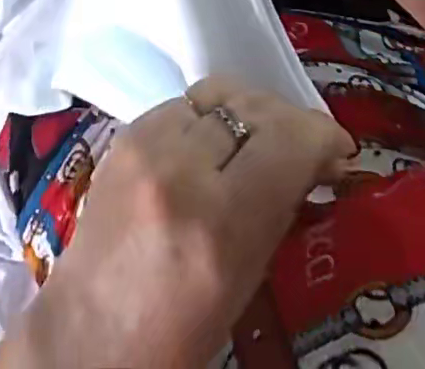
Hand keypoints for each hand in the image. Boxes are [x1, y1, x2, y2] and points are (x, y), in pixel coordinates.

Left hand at [0, 78, 352, 368]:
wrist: (88, 330)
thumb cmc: (177, 329)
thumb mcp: (246, 278)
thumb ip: (278, 207)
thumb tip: (314, 157)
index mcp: (219, 223)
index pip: (286, 140)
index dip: (321, 134)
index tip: (336, 148)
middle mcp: (180, 171)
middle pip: (253, 107)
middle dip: (289, 120)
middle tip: (304, 145)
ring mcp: (144, 145)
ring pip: (217, 94)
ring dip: (248, 112)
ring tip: (258, 139)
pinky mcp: (123, 133)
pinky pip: (182, 104)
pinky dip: (208, 115)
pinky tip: (212, 141)